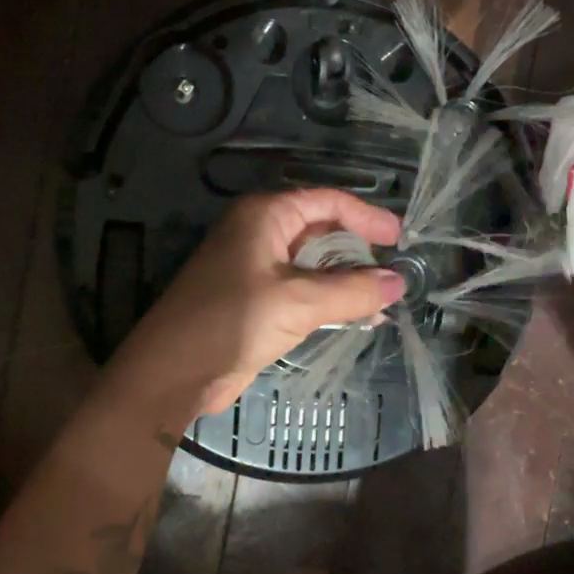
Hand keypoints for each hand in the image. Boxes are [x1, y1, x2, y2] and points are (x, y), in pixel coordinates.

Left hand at [108, 189, 406, 419]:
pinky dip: (328, 302)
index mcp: (264, 216)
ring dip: (345, 281)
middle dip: (357, 251)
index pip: (327, 201)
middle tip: (394, 274)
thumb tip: (399, 282)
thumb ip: (351, 291)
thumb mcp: (298, 301)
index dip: (366, 217)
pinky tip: (357, 320)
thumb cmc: (232, 321)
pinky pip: (301, 293)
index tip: (399, 239)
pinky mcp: (254, 303)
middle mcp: (259, 235)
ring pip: (312, 265)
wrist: (175, 372)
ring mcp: (254, 269)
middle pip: (320, 231)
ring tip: (384, 301)